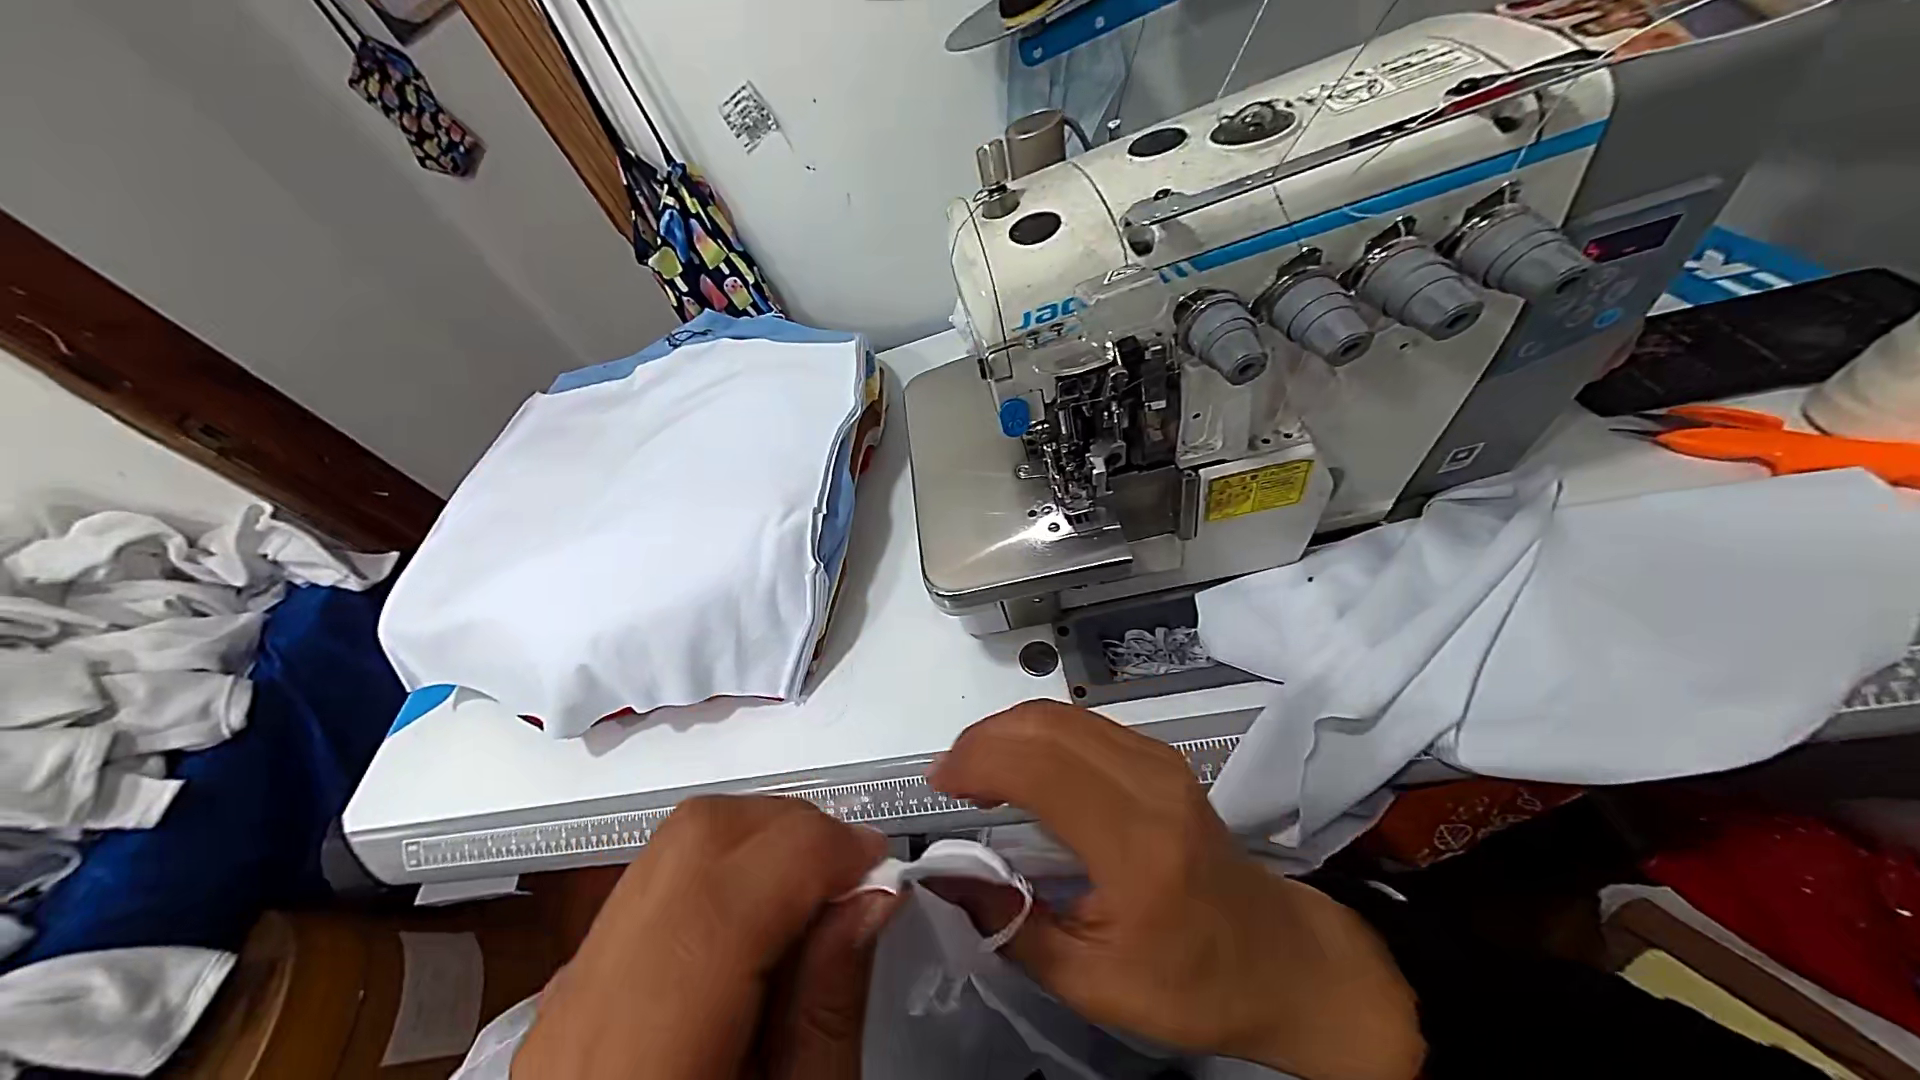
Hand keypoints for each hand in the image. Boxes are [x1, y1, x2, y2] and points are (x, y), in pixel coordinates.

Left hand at [513, 796, 895, 1079]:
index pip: (732, 886)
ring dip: (763, 844)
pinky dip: (728, 871)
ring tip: (814, 896)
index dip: (820, 851)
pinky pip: (662, 880)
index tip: (878, 868)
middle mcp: (587, 998)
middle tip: (851, 878)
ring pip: (678, 844)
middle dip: (794, 830)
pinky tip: (764, 923)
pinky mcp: (579, 980)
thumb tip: (868, 898)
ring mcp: (573, 982)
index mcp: (642, 1049)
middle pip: (698, 837)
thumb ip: (828, 1009)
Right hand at [929, 701, 1423, 1079]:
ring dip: (1006, 732)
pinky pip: (1082, 723)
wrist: (1280, 958)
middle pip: (1047, 727)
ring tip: (973, 771)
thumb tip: (944, 874)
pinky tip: (1017, 765)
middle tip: (948, 778)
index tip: (938, 785)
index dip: (979, 762)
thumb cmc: (1188, 982)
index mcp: (1136, 846)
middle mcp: (1151, 784)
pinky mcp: (1160, 754)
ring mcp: (1160, 760)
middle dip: (983, 740)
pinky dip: (1035, 733)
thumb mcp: (1089, 983)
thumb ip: (1009, 925)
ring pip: (1062, 715)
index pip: (1042, 770)